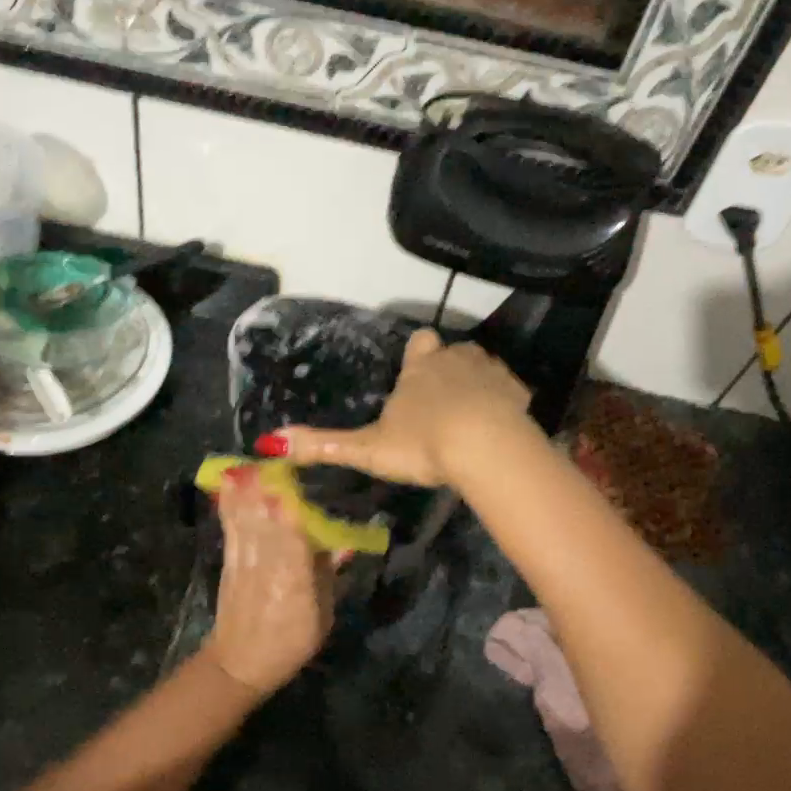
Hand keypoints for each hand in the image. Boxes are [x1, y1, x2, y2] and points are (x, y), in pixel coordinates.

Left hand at [205, 469, 336, 695]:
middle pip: (268, 525)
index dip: (292, 513)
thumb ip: (328, 576)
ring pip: (248, 523)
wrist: (240, 662)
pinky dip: (230, 505)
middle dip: (268, 493)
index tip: (297, 484)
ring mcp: (245, 564)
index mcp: (295, 585)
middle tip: (273, 461)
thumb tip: (344, 543)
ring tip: (249, 463)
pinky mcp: (229, 562)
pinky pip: (231, 528)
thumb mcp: (322, 614)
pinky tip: (229, 483)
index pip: (295, 543)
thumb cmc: (291, 641)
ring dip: (248, 492)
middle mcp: (268, 570)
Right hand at [271, 330, 535, 487]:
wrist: (485, 447)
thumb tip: (270, 443)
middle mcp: (456, 358)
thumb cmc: (422, 443)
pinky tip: (499, 428)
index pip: (420, 342)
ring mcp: (492, 373)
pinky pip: (511, 391)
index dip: (418, 355)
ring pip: (483, 367)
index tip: (416, 371)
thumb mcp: (367, 448)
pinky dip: (505, 405)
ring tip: (471, 416)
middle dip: (448, 370)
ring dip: (477, 384)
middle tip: (441, 403)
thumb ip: (323, 445)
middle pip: (453, 352)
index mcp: (420, 366)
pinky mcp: (520, 393)